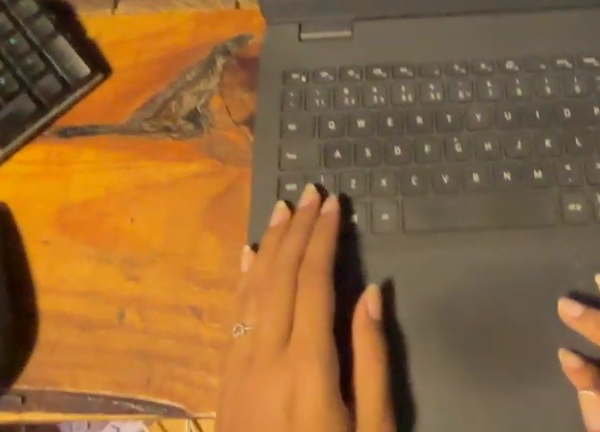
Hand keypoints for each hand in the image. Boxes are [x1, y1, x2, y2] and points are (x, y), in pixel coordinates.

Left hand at [219, 184, 395, 431]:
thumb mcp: (373, 430)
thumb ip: (371, 358)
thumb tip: (372, 291)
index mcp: (309, 367)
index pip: (314, 281)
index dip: (323, 237)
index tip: (332, 203)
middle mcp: (267, 358)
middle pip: (281, 275)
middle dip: (297, 229)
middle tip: (310, 192)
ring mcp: (240, 371)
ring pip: (252, 290)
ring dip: (269, 244)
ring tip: (281, 208)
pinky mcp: (226, 385)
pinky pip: (233, 317)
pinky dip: (242, 279)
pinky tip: (246, 257)